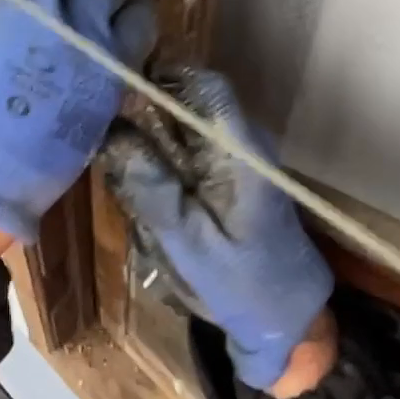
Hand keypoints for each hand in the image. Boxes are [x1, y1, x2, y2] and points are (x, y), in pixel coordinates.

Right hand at [101, 68, 334, 390]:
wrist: (289, 324)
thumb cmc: (244, 285)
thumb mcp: (189, 242)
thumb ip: (150, 186)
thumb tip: (110, 131)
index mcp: (238, 150)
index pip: (204, 83)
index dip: (160, 74)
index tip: (115, 85)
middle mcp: (236, 142)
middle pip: (180, 103)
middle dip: (141, 121)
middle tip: (110, 153)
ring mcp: (228, 158)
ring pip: (172, 129)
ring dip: (146, 150)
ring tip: (130, 191)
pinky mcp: (219, 175)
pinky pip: (177, 154)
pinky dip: (156, 171)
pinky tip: (149, 208)